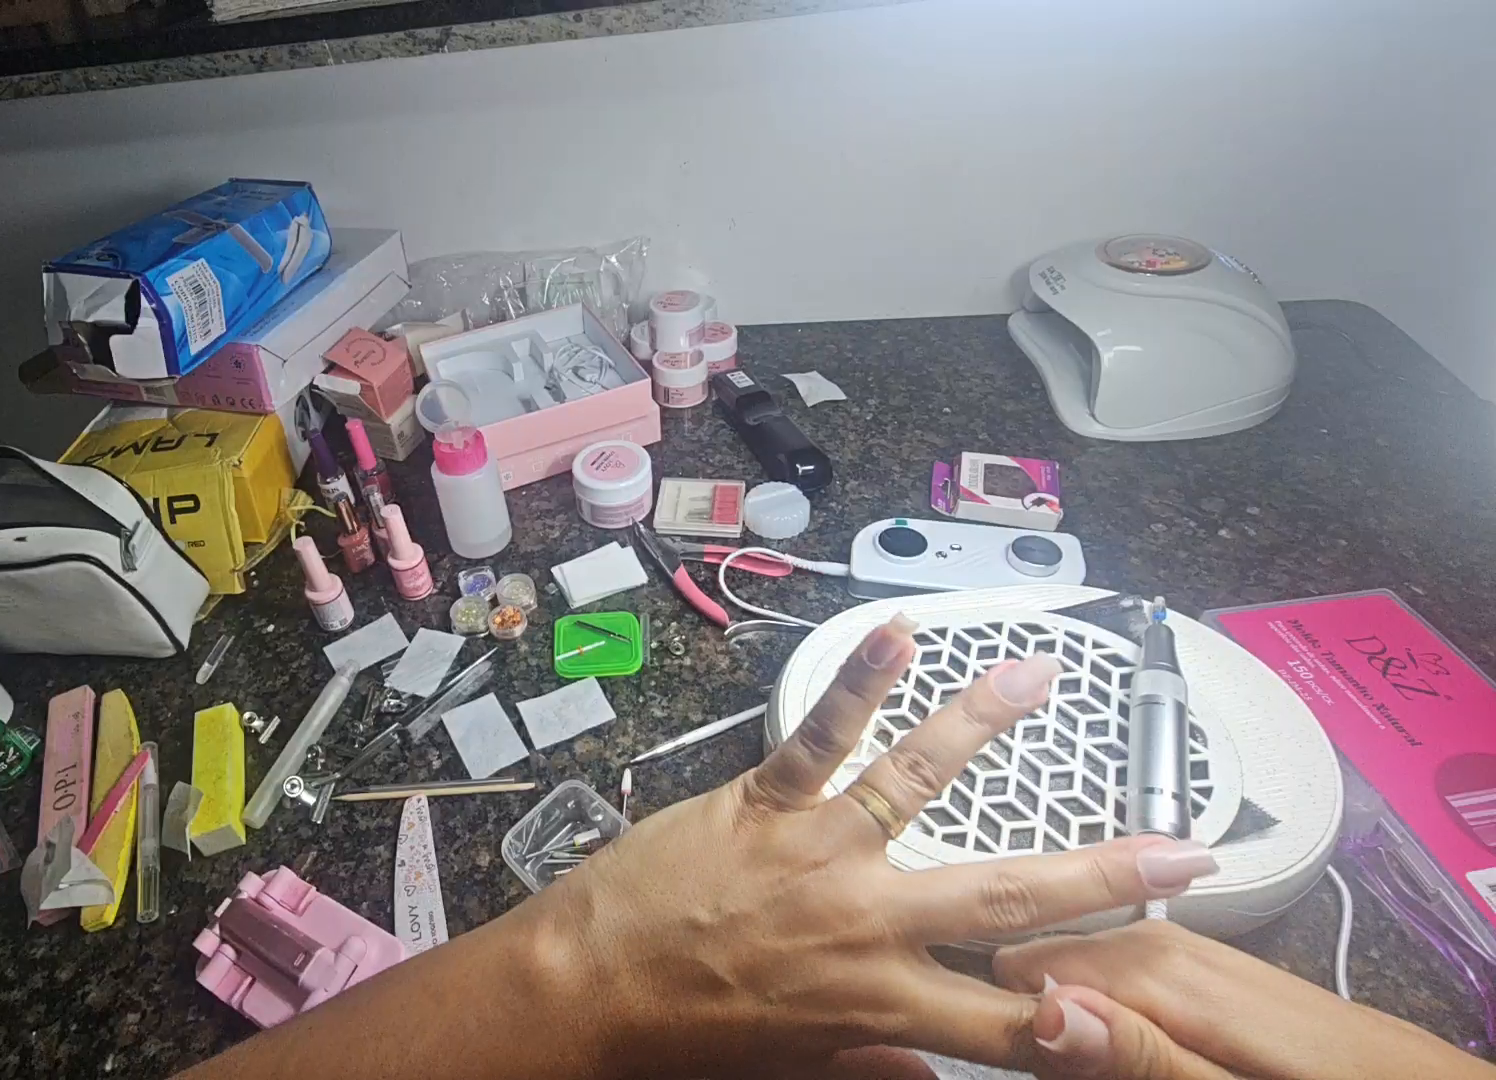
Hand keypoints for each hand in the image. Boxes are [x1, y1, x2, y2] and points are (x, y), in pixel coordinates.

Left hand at [528, 614, 1220, 1077]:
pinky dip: (857, 683)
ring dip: (980, 725)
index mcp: (880, 1001)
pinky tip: (894, 637)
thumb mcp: (789, 1067)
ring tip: (1038, 676)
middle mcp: (865, 919)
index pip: (1014, 1018)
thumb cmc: (685, 1029)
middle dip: (1104, 877)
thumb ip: (871, 1062)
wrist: (592, 980)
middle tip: (1184, 848)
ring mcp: (816, 848)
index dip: (1091, 1015)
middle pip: (1004, 894)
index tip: (1158, 999)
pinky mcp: (762, 800)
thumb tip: (934, 1058)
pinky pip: (818, 735)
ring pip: (916, 780)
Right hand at [994, 919, 1495, 1078]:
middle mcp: (1159, 938)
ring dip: (1088, 1021)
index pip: (1030, 966)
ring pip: (1078, 967)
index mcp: (1160, 967)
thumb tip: (1045, 1008)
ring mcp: (1178, 944)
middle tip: (1103, 1075)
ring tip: (1130, 1066)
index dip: (1030, 1022)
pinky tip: (1157, 1052)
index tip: (1056, 1067)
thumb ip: (1146, 1057)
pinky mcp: (1193, 958)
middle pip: (1049, 964)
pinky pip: (1117, 971)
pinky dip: (1119, 1014)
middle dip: (1059, 1020)